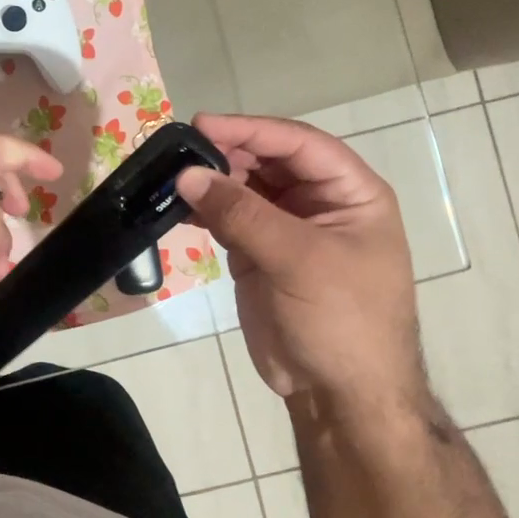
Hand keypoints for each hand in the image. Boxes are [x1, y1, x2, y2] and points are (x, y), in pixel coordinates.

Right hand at [172, 114, 425, 416]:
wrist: (339, 393)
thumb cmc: (341, 320)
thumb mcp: (298, 260)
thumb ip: (241, 214)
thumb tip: (185, 175)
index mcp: (351, 193)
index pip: (298, 144)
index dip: (251, 130)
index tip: (201, 124)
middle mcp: (319, 203)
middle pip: (267, 161)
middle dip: (225, 154)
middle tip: (176, 153)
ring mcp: (287, 229)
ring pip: (243, 188)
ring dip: (209, 181)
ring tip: (168, 176)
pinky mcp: (258, 254)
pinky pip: (226, 219)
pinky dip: (202, 210)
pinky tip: (174, 206)